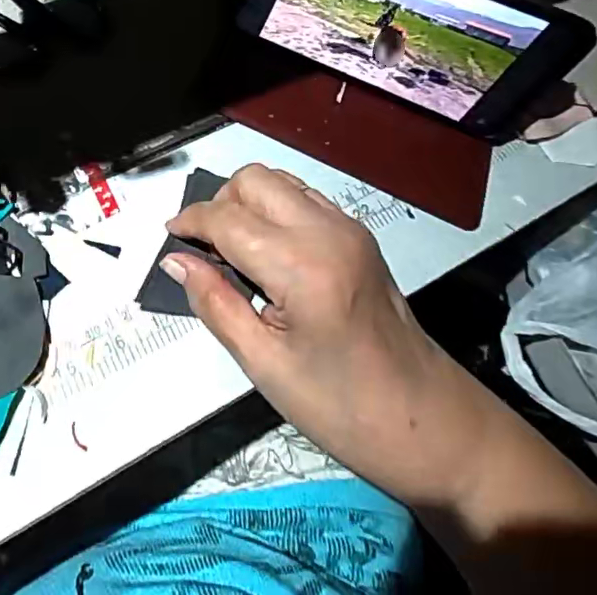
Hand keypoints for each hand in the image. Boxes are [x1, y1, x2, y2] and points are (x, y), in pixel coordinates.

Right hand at [165, 166, 596, 592]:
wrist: (425, 417)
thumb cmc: (342, 407)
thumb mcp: (266, 365)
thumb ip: (216, 303)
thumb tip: (177, 260)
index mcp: (302, 266)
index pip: (229, 218)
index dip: (191, 222)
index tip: (170, 238)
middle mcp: (328, 230)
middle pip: (255, 179)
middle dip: (220, 202)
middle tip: (203, 247)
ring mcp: (349, 227)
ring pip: (281, 180)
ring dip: (248, 201)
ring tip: (232, 248)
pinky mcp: (360, 234)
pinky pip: (305, 198)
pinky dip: (276, 208)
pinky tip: (268, 250)